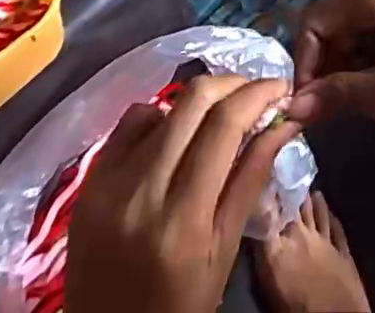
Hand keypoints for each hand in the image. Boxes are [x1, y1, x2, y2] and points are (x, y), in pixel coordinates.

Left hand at [67, 77, 302, 312]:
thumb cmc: (177, 304)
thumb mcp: (224, 250)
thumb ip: (252, 177)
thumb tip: (284, 120)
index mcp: (183, 217)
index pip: (224, 124)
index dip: (258, 93)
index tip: (281, 86)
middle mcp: (142, 189)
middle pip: (193, 100)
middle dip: (233, 84)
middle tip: (255, 92)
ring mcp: (109, 180)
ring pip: (164, 106)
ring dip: (200, 101)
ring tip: (220, 115)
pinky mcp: (90, 178)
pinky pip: (132, 122)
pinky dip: (162, 116)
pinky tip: (176, 134)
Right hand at [286, 0, 374, 124]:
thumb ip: (341, 95)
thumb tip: (293, 108)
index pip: (312, 24)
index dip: (306, 66)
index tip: (314, 107)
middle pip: (330, 28)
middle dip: (333, 71)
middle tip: (352, 109)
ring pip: (350, 35)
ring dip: (353, 71)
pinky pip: (370, 34)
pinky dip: (371, 63)